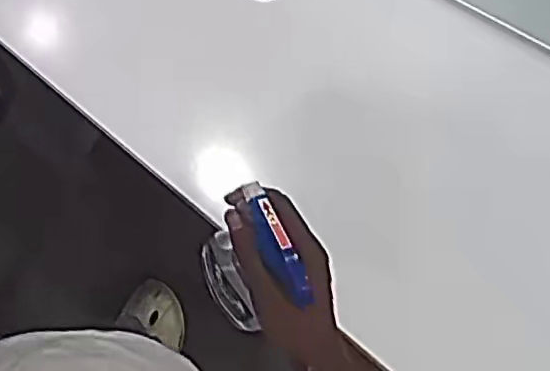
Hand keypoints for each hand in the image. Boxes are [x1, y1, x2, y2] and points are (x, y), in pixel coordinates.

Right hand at [224, 188, 353, 370]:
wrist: (317, 358)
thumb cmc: (298, 330)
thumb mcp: (264, 289)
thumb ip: (247, 251)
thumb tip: (235, 219)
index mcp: (305, 249)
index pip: (278, 203)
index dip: (251, 195)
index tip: (232, 200)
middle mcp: (310, 250)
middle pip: (278, 212)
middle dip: (251, 210)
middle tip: (232, 217)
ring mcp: (308, 259)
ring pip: (278, 227)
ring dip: (255, 226)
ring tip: (239, 238)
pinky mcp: (303, 269)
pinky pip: (280, 241)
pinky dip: (262, 240)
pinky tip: (252, 256)